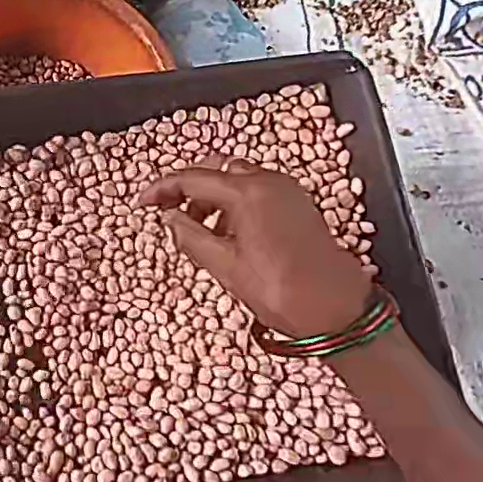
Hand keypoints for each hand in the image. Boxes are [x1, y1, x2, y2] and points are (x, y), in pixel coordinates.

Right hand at [139, 159, 371, 337]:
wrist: (339, 311)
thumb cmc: (283, 291)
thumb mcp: (224, 266)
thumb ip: (190, 237)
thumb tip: (169, 220)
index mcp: (248, 193)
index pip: (192, 178)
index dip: (162, 189)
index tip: (143, 203)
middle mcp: (269, 183)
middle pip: (215, 170)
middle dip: (186, 188)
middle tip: (164, 210)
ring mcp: (286, 192)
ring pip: (235, 179)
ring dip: (208, 197)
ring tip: (191, 227)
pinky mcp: (296, 206)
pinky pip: (254, 191)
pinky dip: (230, 203)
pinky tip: (221, 231)